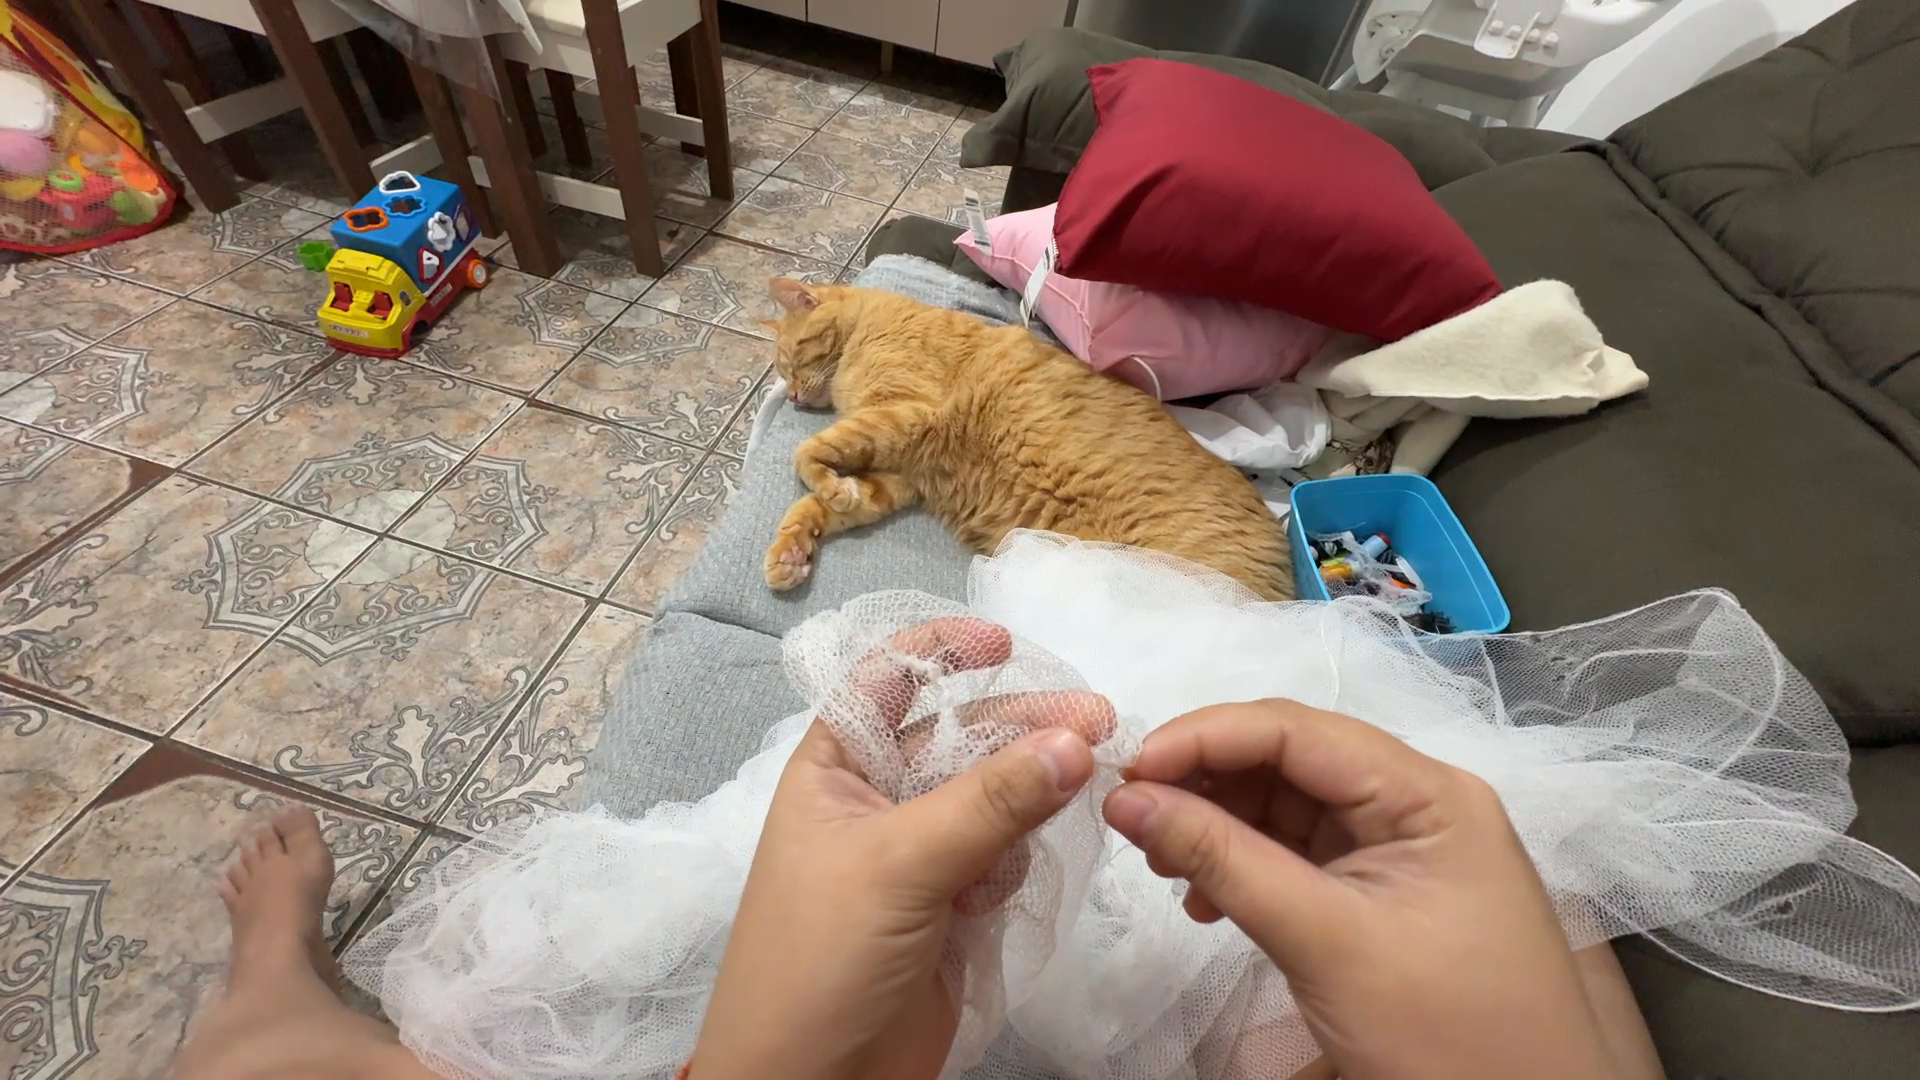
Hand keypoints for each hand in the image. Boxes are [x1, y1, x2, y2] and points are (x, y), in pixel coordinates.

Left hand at [693, 618, 1116, 1079]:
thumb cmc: (824, 957)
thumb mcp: (901, 865)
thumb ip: (991, 802)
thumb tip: (1076, 742)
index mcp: (837, 766)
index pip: (885, 680)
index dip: (938, 650)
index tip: (1002, 642)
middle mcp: (877, 795)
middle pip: (958, 736)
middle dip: (1020, 724)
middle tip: (1096, 720)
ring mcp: (918, 847)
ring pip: (990, 794)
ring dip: (1029, 790)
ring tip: (1084, 783)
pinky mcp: (952, 897)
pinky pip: (1001, 849)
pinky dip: (1017, 852)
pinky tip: (1014, 875)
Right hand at [1103, 700, 1632, 1079]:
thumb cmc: (1447, 1042)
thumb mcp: (1324, 942)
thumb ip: (1219, 858)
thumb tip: (1120, 799)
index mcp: (1424, 792)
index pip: (1295, 729)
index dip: (1204, 736)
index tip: (1131, 769)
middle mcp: (1406, 800)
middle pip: (1282, 757)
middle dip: (1202, 780)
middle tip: (1133, 813)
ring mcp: (1387, 843)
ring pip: (1274, 800)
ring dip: (1210, 823)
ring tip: (1160, 862)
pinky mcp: (1366, 884)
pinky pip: (1283, 847)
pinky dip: (1233, 863)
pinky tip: (1200, 899)